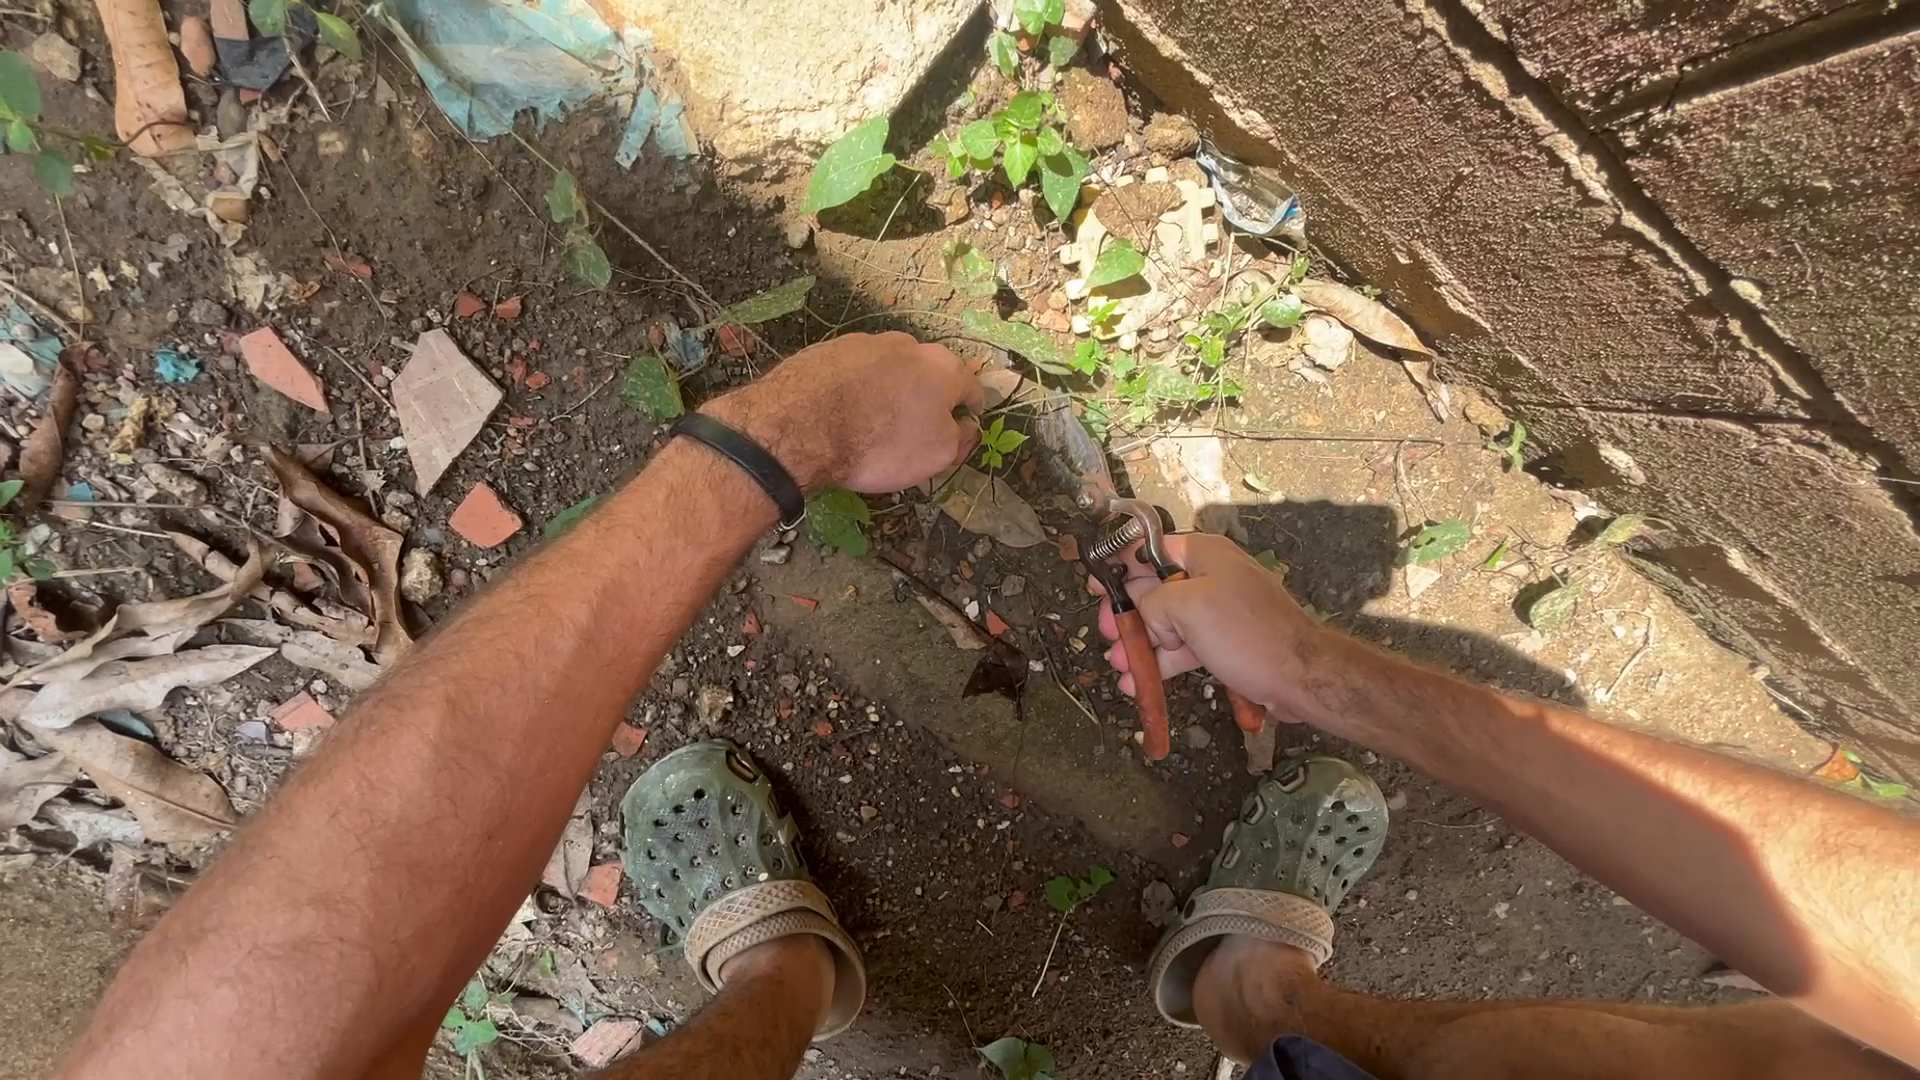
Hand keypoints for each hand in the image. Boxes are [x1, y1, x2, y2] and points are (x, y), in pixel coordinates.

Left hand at [701, 332, 982, 492]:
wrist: (802, 425)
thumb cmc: (883, 443)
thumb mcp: (937, 454)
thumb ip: (961, 438)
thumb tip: (968, 427)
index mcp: (943, 366)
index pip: (971, 387)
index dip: (970, 412)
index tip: (960, 431)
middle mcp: (908, 344)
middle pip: (928, 375)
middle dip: (927, 400)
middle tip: (914, 432)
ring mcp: (864, 342)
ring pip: (890, 370)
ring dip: (890, 392)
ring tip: (873, 425)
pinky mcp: (827, 349)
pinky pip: (854, 374)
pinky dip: (856, 391)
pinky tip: (843, 416)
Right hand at [1092, 533, 1329, 722]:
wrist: (1301, 677)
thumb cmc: (1246, 632)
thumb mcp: (1187, 606)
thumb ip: (1152, 603)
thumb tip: (1149, 619)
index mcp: (1202, 554)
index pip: (1149, 548)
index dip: (1119, 564)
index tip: (1096, 585)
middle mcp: (1208, 577)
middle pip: (1152, 589)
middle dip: (1127, 614)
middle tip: (1107, 634)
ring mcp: (1215, 611)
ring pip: (1164, 622)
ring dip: (1139, 643)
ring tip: (1120, 666)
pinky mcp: (1220, 642)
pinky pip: (1182, 646)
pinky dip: (1160, 661)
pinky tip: (1138, 682)